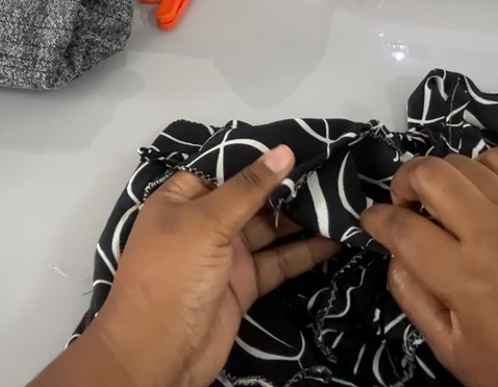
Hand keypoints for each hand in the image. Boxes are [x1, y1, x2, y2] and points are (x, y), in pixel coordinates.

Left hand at [33, 144, 341, 386]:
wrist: (156, 356)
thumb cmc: (172, 275)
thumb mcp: (207, 223)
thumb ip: (249, 188)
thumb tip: (284, 151)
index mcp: (184, 197)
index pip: (226, 166)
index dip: (259, 155)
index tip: (300, 141)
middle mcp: (205, 221)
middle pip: (251, 196)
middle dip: (286, 185)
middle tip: (331, 170)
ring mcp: (225, 254)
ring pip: (268, 228)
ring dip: (300, 218)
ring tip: (340, 200)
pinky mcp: (243, 284)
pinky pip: (276, 261)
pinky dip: (303, 252)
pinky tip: (333, 240)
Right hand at [359, 150, 497, 386]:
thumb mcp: (454, 352)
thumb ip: (413, 298)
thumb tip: (394, 253)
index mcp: (464, 277)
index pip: (401, 228)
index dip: (375, 219)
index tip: (371, 221)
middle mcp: (489, 233)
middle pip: (428, 174)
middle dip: (402, 182)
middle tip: (405, 205)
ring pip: (460, 161)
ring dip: (438, 175)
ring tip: (441, 200)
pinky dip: (478, 167)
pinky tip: (478, 192)